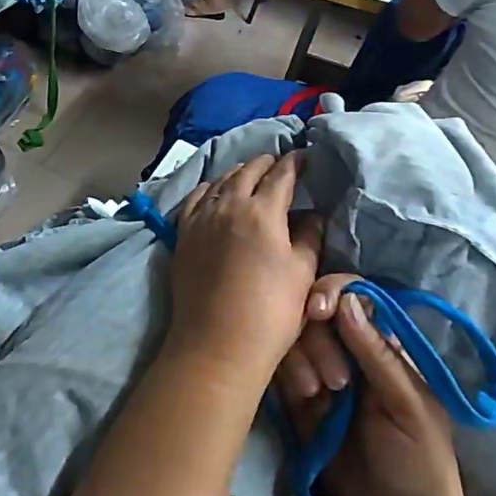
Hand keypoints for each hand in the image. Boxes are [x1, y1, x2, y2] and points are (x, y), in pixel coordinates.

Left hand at [165, 154, 319, 386]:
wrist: (218, 339)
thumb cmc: (271, 311)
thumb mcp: (302, 273)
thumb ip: (308, 238)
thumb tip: (312, 216)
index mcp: (262, 211)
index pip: (280, 176)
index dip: (294, 163)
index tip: (304, 156)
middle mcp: (228, 205)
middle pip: (247, 172)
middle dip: (265, 164)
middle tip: (278, 163)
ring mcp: (201, 217)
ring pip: (220, 182)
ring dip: (237, 173)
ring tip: (249, 173)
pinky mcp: (183, 232)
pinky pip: (196, 198)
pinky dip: (210, 188)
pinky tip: (215, 190)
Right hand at [279, 275, 492, 495]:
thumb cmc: (419, 467)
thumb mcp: (409, 408)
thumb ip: (377, 353)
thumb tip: (347, 298)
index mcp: (383, 347)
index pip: (352, 298)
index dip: (331, 293)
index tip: (318, 310)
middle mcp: (347, 350)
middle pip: (314, 313)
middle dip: (316, 340)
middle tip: (333, 384)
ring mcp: (317, 370)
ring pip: (291, 335)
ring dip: (300, 360)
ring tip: (316, 398)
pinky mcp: (293, 393)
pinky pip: (277, 363)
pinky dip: (286, 375)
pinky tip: (303, 401)